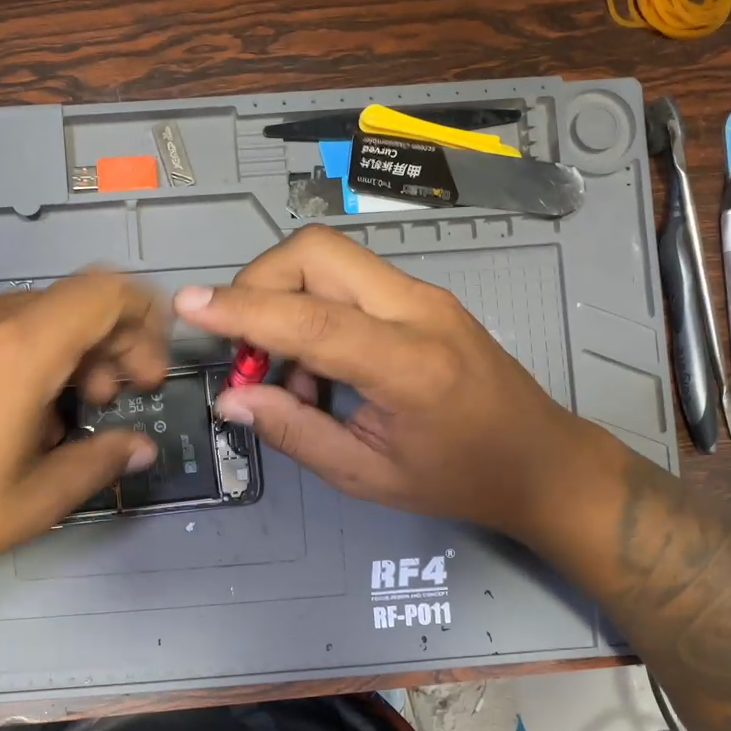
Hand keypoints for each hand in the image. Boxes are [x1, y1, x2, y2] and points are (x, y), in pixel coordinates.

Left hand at [0, 272, 167, 615]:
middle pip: (67, 305)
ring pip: (28, 319)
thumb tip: (140, 447)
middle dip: (106, 349)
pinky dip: (19, 359)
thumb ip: (100, 462)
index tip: (147, 374)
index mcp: (16, 347)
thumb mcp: (33, 500)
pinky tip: (8, 418)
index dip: (143, 322)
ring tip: (58, 423)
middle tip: (108, 406)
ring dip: (62, 358)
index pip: (104, 292)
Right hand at [172, 226, 593, 536]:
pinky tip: (316, 369)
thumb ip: (295, 432)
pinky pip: (348, 281)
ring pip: (330, 259)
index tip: (189, 305)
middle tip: (242, 345)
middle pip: (316, 252)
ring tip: (284, 373)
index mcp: (407, 365)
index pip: (309, 318)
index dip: (242, 309)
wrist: (541, 460)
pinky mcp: (423, 297)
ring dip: (283, 299)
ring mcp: (424, 296)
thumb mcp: (365, 475)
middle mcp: (418, 311)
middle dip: (258, 283)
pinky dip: (311, 310)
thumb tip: (234, 399)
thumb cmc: (457, 478)